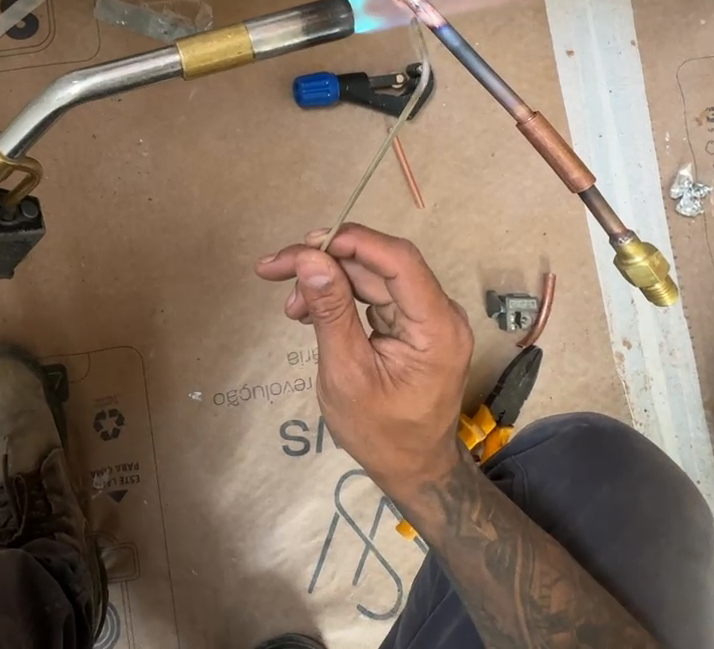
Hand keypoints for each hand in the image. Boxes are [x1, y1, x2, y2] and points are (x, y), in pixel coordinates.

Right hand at [256, 223, 472, 495]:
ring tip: (289, 306)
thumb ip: (330, 311)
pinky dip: (338, 296)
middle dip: (325, 261)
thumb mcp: (346, 374)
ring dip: (326, 281)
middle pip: (379, 264)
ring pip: (371, 276)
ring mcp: (426, 317)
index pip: (399, 260)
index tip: (304, 243)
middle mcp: (439, 312)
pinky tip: (308, 310)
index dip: (352, 242)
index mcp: (436, 326)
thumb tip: (309, 258)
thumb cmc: (381, 433)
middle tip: (274, 269)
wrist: (411, 470)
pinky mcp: (411, 323)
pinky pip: (372, 294)